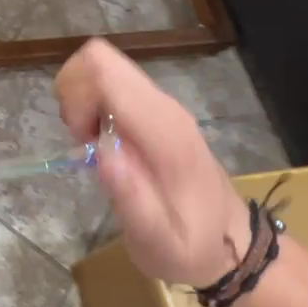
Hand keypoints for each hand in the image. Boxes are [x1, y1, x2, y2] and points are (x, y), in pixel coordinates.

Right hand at [55, 38, 249, 286]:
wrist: (233, 245)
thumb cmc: (193, 247)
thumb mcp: (161, 245)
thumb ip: (133, 201)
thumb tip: (103, 153)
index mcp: (164, 131)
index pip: (105, 73)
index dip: (77, 97)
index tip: (82, 140)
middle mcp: (163, 106)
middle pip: (99, 58)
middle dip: (73, 93)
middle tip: (82, 138)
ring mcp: (160, 103)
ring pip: (101, 65)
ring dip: (80, 98)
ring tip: (90, 141)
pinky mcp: (153, 108)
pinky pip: (109, 80)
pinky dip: (90, 101)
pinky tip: (101, 139)